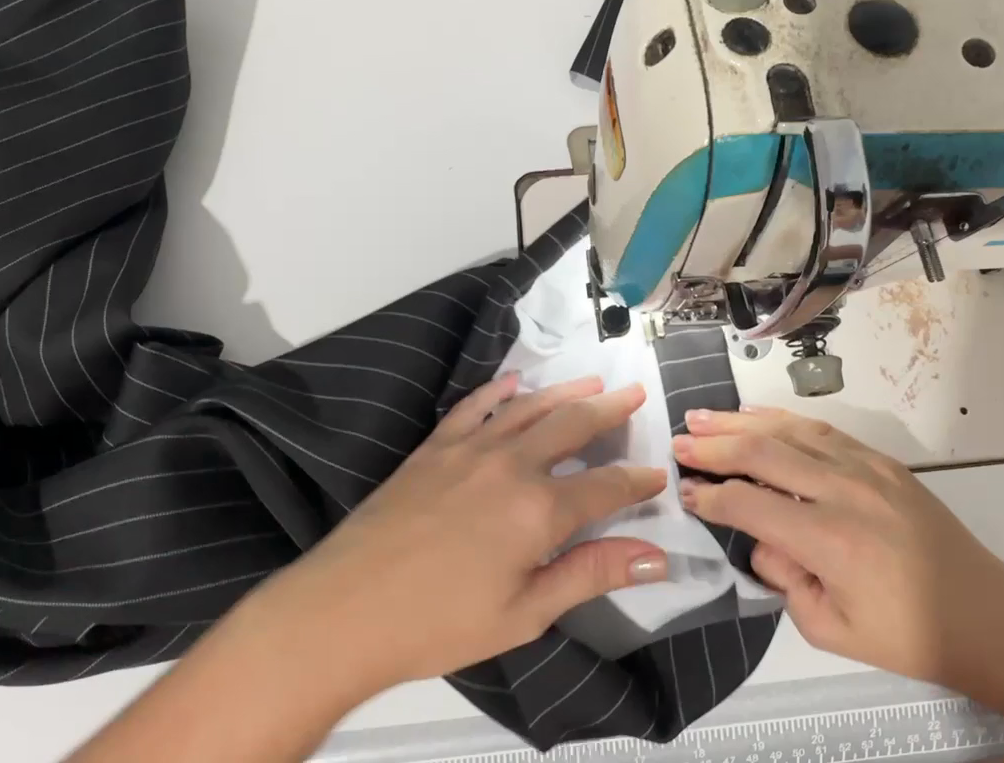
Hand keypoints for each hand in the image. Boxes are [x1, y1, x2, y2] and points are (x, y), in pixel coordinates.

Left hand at [272, 374, 668, 687]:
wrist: (346, 607)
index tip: (658, 476)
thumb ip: (591, 574)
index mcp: (539, 509)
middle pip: (572, 426)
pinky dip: (498, 391)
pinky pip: (474, 407)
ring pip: (529, 408)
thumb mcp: (526, 613)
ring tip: (592, 382)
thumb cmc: (440, 622)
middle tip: (635, 392)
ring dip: (564, 392)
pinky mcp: (433, 447)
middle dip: (610, 410)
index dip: (637, 481)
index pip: (606, 487)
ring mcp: (469, 449)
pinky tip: (513, 383)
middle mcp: (511, 465)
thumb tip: (656, 557)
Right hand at [672, 408, 1003, 688]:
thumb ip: (783, 579)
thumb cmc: (905, 634)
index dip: (710, 496)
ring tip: (701, 416)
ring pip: (789, 429)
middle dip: (713, 446)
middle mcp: (844, 492)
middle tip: (677, 441)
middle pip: (763, 452)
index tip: (683, 492)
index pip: (749, 504)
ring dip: (739, 422)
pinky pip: (822, 429)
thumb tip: (762, 539)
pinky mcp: (881, 461)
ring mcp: (865, 469)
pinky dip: (782, 418)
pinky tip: (755, 414)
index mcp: (830, 540)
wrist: (985, 615)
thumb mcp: (830, 630)